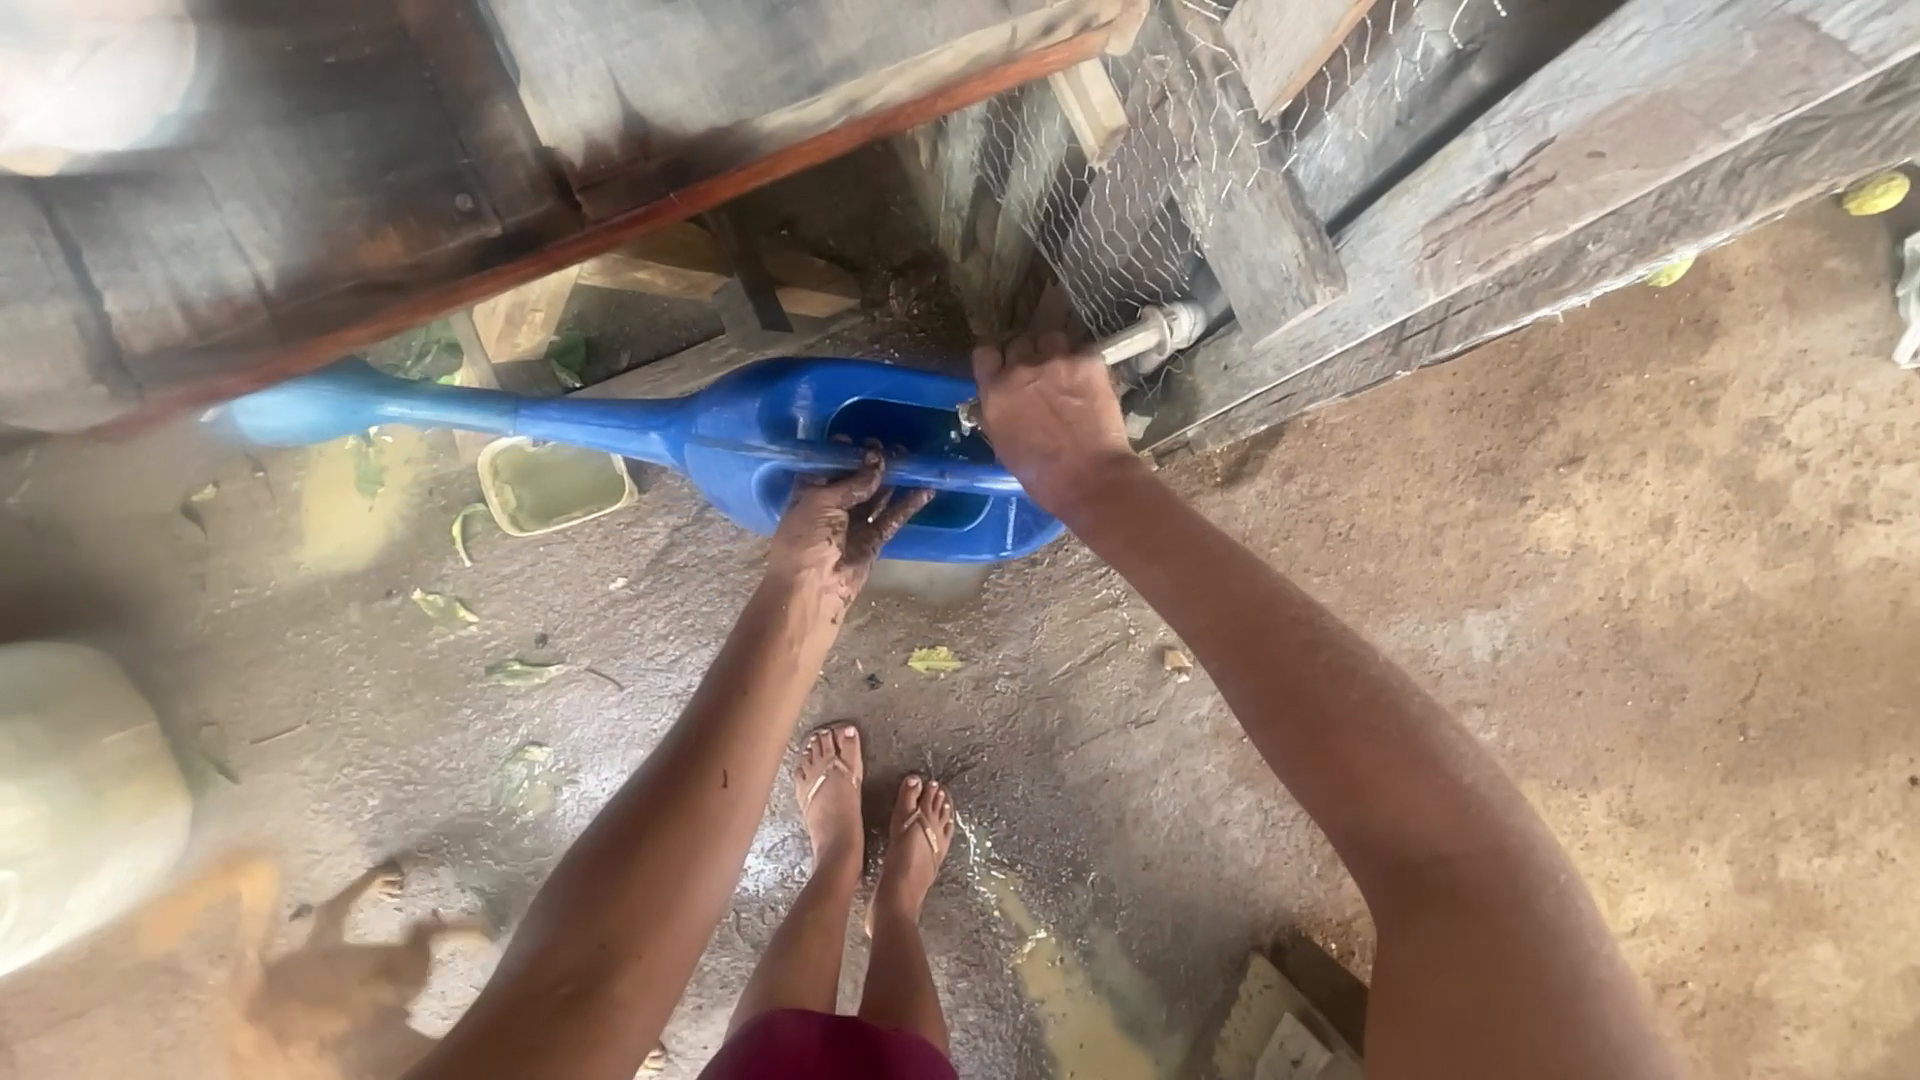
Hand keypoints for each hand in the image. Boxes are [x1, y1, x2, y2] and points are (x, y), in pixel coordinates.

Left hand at [767, 451, 933, 613]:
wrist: (811, 589)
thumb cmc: (805, 539)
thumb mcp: (821, 501)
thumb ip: (852, 482)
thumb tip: (877, 463)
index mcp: (809, 494)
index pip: (829, 467)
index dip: (845, 453)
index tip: (862, 440)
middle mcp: (830, 508)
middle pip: (856, 480)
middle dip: (873, 463)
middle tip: (892, 446)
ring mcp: (853, 525)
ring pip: (877, 497)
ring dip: (892, 480)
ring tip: (912, 460)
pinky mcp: (873, 542)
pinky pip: (892, 519)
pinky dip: (908, 505)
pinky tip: (925, 489)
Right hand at [972, 331, 1138, 511]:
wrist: (1090, 477)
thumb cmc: (1041, 475)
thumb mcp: (1003, 444)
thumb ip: (996, 413)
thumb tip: (996, 402)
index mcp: (995, 392)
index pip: (985, 353)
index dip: (996, 359)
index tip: (1004, 366)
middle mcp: (1020, 368)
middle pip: (1019, 341)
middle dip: (1026, 354)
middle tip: (1039, 374)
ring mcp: (1056, 360)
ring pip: (1051, 338)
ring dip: (1054, 351)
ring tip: (1065, 371)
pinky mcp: (1088, 361)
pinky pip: (1082, 349)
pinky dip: (1084, 362)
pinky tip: (1090, 382)